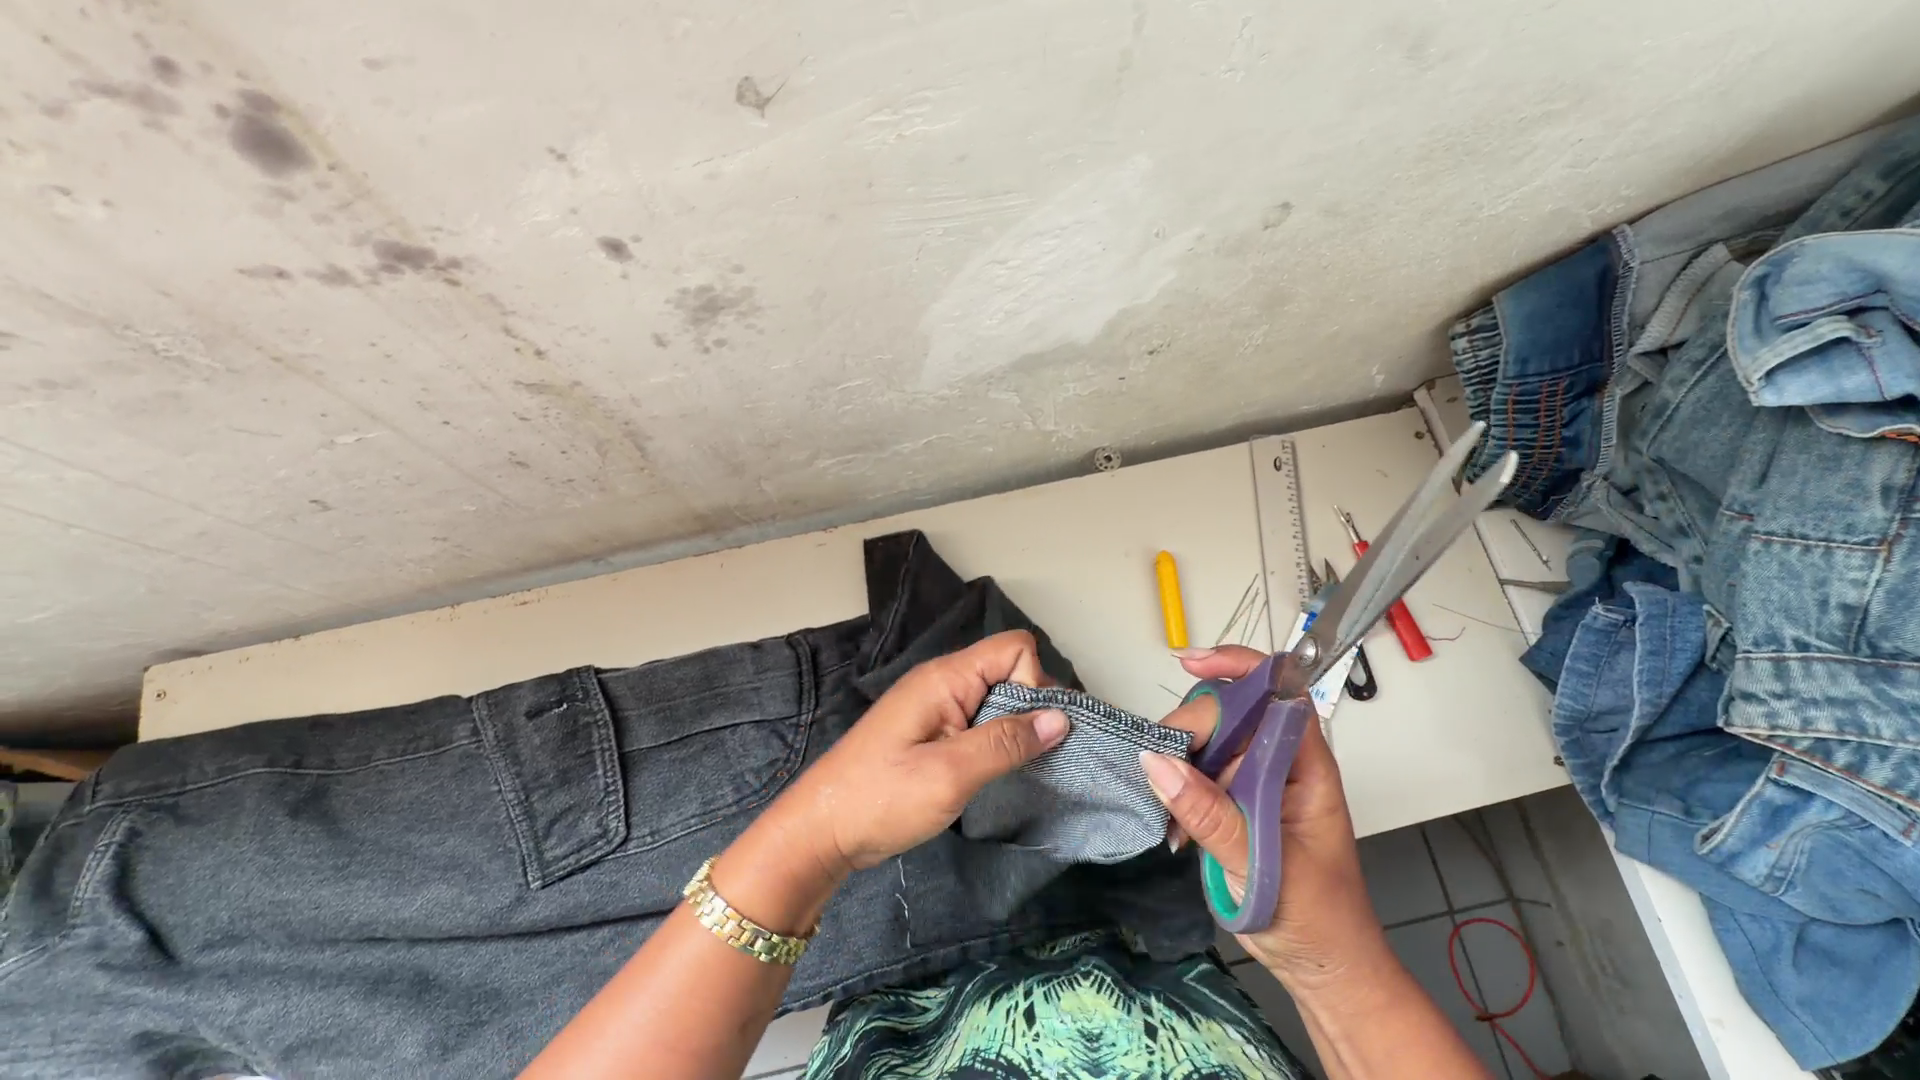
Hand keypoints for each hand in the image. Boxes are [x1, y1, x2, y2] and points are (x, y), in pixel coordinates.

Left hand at [769, 630, 1069, 876]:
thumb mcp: (950, 774)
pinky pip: (978, 722)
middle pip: (1009, 671)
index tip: (1030, 730)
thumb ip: (1005, 743)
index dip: (1034, 682)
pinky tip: (998, 771)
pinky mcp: (931, 734)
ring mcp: (935, 709)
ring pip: (996, 699)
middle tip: (1035, 755)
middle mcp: (942, 684)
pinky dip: (996, 742)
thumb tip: (1061, 718)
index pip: (1014, 648)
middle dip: (1032, 706)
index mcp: (945, 679)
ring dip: (1015, 728)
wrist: (821, 832)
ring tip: (1021, 767)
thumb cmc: (881, 799)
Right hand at [1141, 646, 1389, 989]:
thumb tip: (1156, 764)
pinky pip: (1195, 777)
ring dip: (1177, 764)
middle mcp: (1278, 764)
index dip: (1237, 667)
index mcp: (1305, 766)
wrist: (1323, 969)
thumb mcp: (1263, 867)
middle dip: (1190, 727)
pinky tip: (1170, 823)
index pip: (1277, 694)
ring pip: (1206, 744)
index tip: (1189, 664)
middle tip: (1157, 766)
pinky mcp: (1231, 804)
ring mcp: (1253, 783)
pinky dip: (1175, 791)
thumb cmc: (1315, 918)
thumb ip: (1211, 815)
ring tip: (1167, 812)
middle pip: (1229, 713)